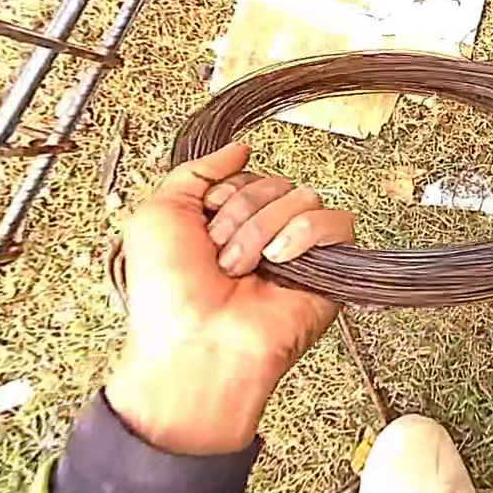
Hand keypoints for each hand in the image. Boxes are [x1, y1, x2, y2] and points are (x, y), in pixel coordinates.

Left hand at [105, 141, 354, 454]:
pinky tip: (282, 261)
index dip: (224, 199)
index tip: (204, 230)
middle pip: (278, 184)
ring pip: (305, 198)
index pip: (250, 177)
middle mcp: (271, 231)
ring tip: (248, 267)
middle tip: (224, 256)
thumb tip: (239, 149)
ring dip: (266, 231)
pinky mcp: (332, 263)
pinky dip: (305, 236)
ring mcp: (303, 247)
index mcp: (234, 221)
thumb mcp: (156, 219)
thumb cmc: (169, 297)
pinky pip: (336, 221)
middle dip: (242, 217)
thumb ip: (194, 173)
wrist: (198, 343)